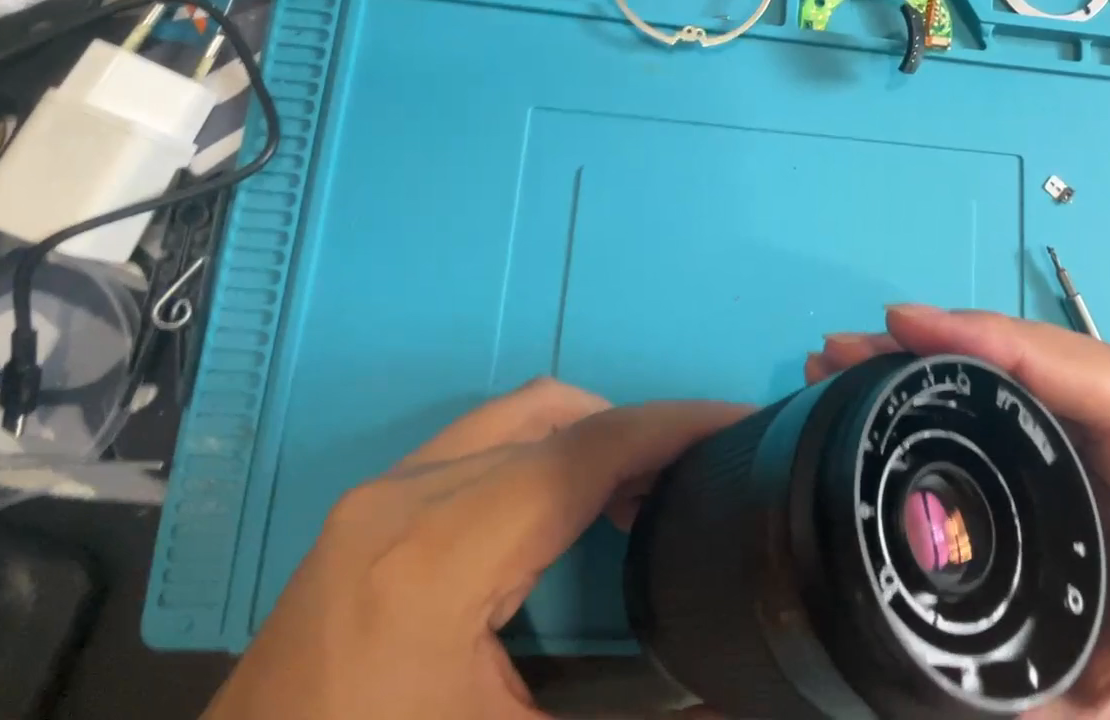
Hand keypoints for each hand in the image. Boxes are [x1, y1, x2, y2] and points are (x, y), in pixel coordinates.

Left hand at [202, 379, 747, 719]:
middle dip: (645, 433)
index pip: (581, 452)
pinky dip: (551, 451)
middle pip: (557, 420)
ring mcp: (378, 495)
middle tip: (708, 471)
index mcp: (438, 559)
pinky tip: (578, 506)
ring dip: (598, 436)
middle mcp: (405, 498)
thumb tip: (732, 694)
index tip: (740, 421)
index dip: (670, 428)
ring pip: (519, 417)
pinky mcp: (368, 510)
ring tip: (653, 489)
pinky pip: (485, 442)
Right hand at [809, 306, 1109, 719]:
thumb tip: (915, 624)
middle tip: (866, 343)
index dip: (1016, 348)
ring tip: (863, 353)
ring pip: (1049, 372)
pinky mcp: (1104, 464)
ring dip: (956, 351)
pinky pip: (1039, 398)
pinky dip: (970, 376)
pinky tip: (906, 375)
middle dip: (963, 340)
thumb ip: (1023, 693)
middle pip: (1072, 367)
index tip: (920, 334)